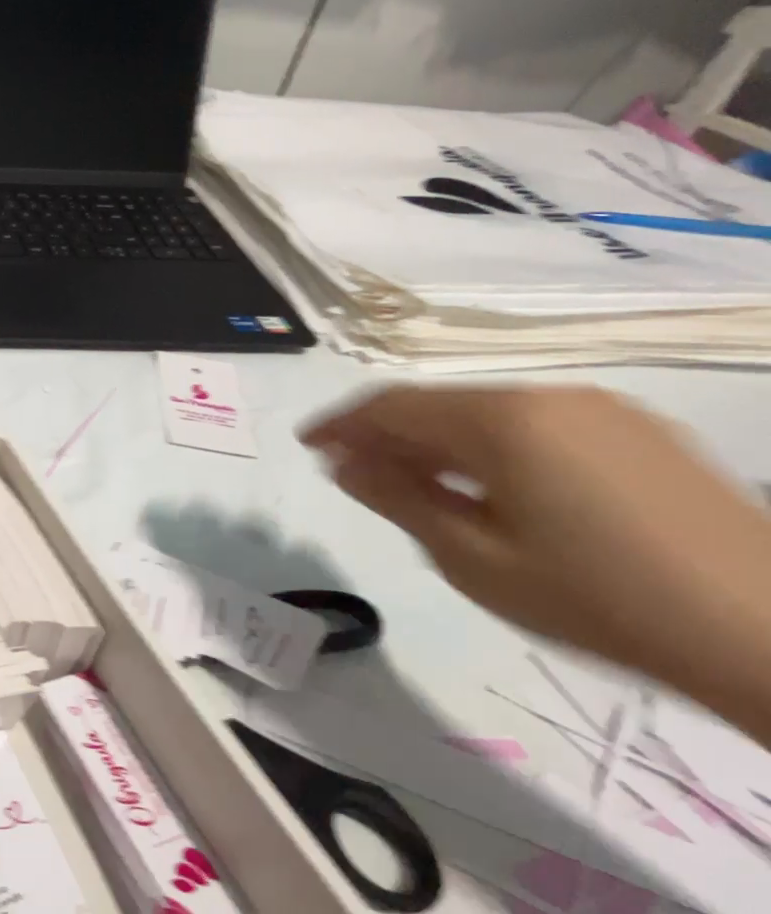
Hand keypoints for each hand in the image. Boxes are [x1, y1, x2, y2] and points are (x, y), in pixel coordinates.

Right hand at [300, 386, 770, 689]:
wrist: (769, 633)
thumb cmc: (593, 597)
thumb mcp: (469, 555)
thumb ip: (397, 498)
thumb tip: (344, 463)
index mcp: (503, 419)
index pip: (394, 405)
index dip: (342, 423)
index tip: (306, 446)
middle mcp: (552, 397)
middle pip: (444, 405)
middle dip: (390, 435)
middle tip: (352, 470)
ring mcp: (606, 413)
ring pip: (492, 416)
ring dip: (441, 443)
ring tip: (415, 485)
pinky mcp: (644, 437)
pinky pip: (540, 429)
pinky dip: (494, 449)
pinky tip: (490, 489)